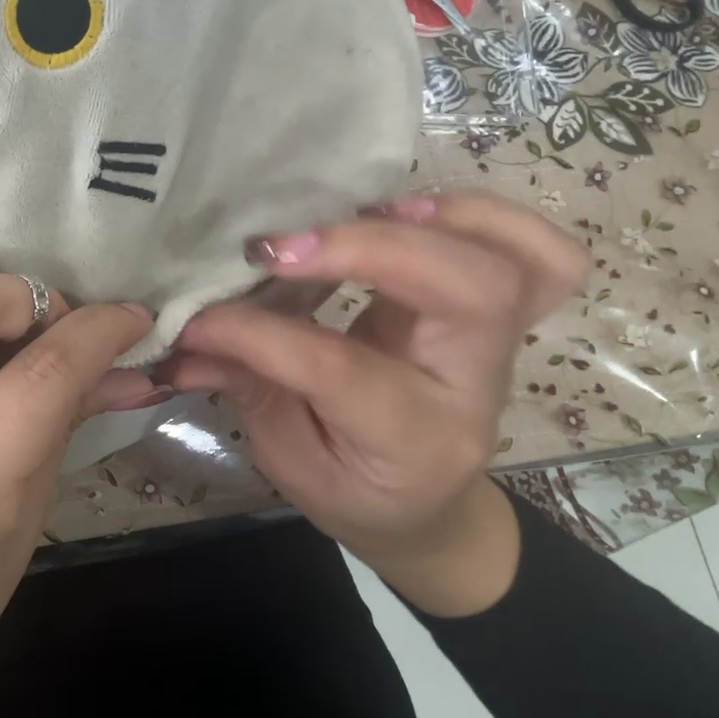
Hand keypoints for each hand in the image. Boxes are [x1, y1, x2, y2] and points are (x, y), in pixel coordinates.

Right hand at [159, 192, 587, 616]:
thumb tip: (181, 337)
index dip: (258, 334)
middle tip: (278, 248)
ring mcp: (499, 345)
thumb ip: (244, 387)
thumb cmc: (348, 487)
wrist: (424, 508)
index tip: (196, 320)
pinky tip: (405, 212)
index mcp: (412, 439)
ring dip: (441, 218)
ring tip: (359, 209)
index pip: (339, 368)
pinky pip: (537, 254)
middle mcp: (471, 386)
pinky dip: (480, 217)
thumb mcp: (284, 456)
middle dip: (365, 248)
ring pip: (525, 262)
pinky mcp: (501, 314)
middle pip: (470, 292)